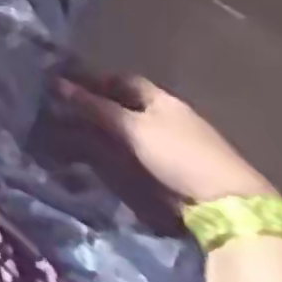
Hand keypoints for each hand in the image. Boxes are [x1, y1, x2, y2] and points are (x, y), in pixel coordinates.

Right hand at [59, 74, 277, 205]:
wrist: (224, 202)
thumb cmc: (178, 153)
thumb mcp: (132, 127)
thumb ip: (95, 106)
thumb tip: (58, 83)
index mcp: (161, 99)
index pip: (122, 80)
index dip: (94, 79)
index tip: (65, 83)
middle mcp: (163, 116)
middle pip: (120, 105)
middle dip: (90, 106)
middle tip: (56, 109)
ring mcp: (165, 143)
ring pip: (121, 129)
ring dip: (94, 130)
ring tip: (62, 132)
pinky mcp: (164, 167)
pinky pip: (126, 150)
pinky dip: (105, 149)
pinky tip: (86, 153)